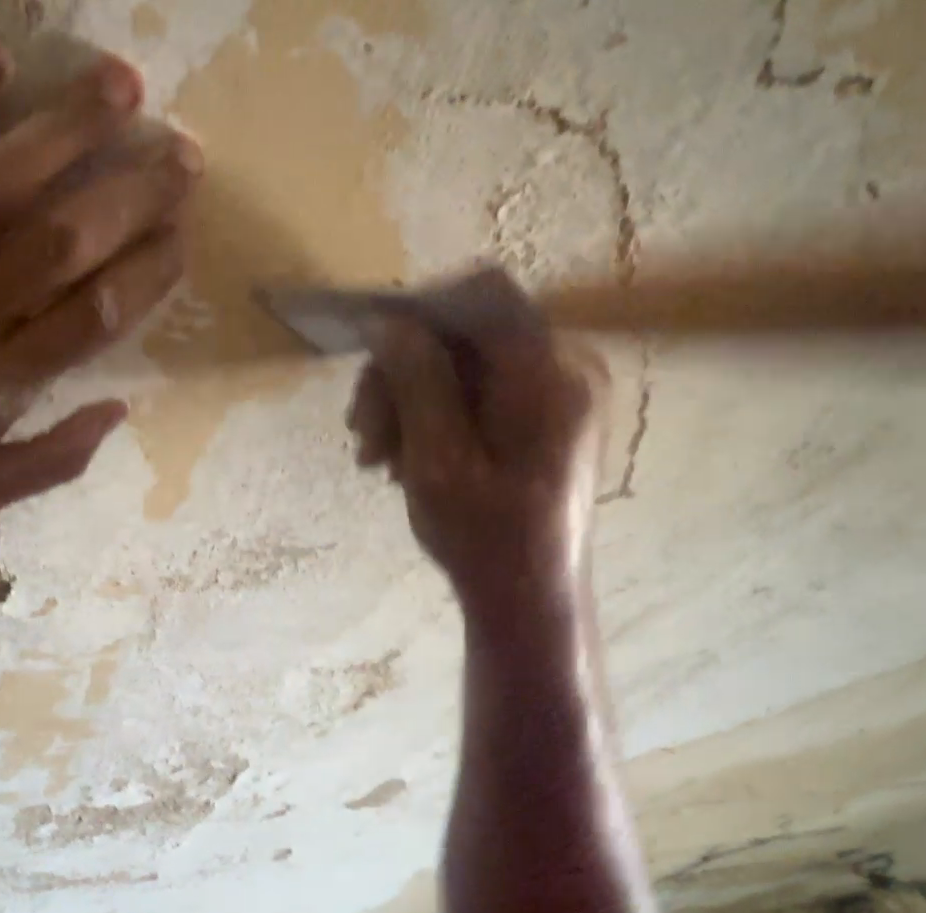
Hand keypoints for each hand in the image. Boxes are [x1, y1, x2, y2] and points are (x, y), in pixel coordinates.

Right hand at [347, 270, 609, 604]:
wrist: (528, 601)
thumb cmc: (484, 539)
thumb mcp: (436, 460)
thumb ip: (417, 382)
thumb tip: (389, 323)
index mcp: (550, 374)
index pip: (483, 298)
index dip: (419, 312)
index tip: (368, 350)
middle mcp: (564, 369)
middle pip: (466, 336)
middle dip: (403, 375)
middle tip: (361, 432)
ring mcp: (557, 393)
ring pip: (464, 366)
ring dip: (409, 402)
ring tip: (376, 459)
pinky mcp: (543, 417)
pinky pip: (478, 393)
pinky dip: (434, 417)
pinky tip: (404, 459)